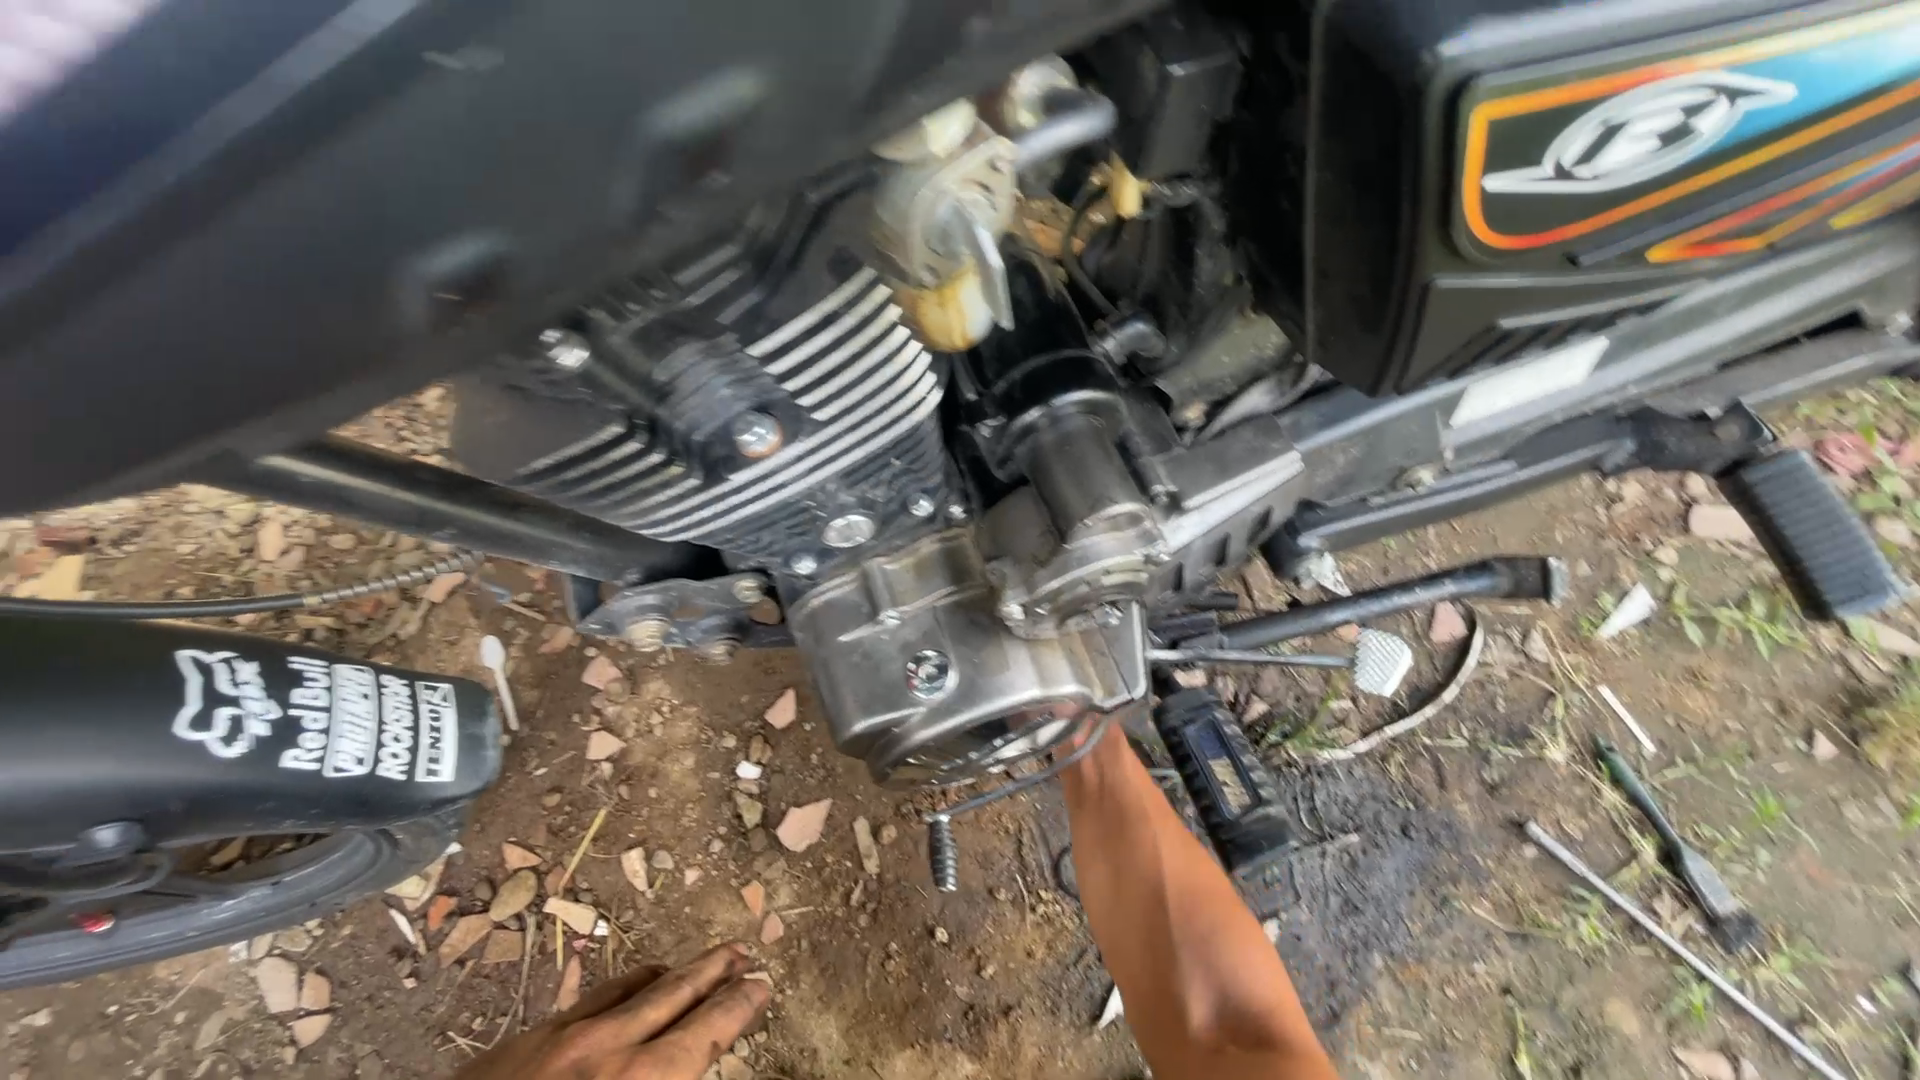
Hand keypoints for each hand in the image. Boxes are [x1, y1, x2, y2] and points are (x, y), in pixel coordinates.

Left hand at [454, 943, 770, 1079]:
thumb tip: (690, 1064)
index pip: (708, 1031)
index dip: (740, 1004)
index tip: (761, 983)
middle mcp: (611, 1048)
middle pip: (676, 993)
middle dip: (714, 970)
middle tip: (741, 949)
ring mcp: (562, 1037)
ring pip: (633, 988)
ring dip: (672, 973)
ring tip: (697, 963)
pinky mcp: (521, 1041)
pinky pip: (589, 1000)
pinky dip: (623, 988)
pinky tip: (627, 990)